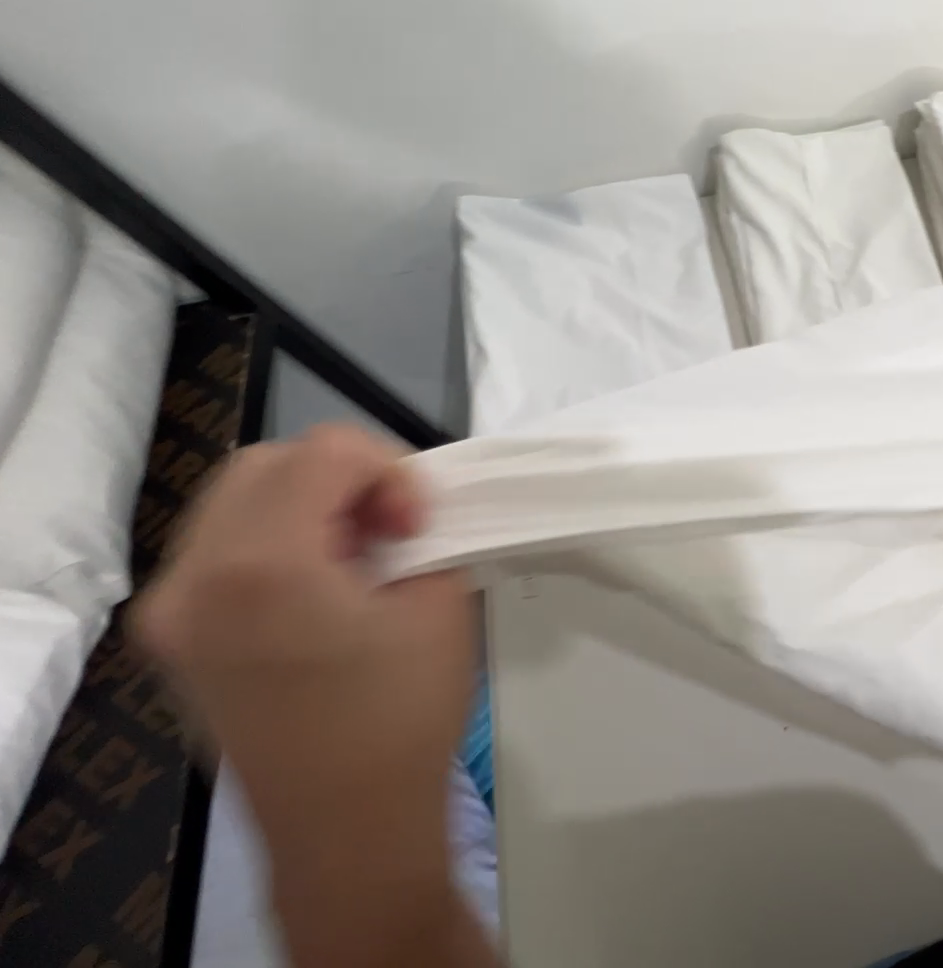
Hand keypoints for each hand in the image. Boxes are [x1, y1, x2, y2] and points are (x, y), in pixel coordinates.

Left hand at [135, 425, 473, 824]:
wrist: (346, 821)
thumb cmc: (404, 713)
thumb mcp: (440, 604)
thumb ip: (421, 540)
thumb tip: (401, 521)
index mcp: (263, 566)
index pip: (326, 452)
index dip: (392, 472)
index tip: (419, 528)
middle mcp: (193, 578)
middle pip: (268, 464)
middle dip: (346, 478)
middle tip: (395, 531)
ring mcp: (171, 611)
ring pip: (239, 500)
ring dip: (311, 505)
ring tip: (362, 558)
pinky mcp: (175, 637)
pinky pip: (224, 548)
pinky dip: (280, 540)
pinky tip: (326, 586)